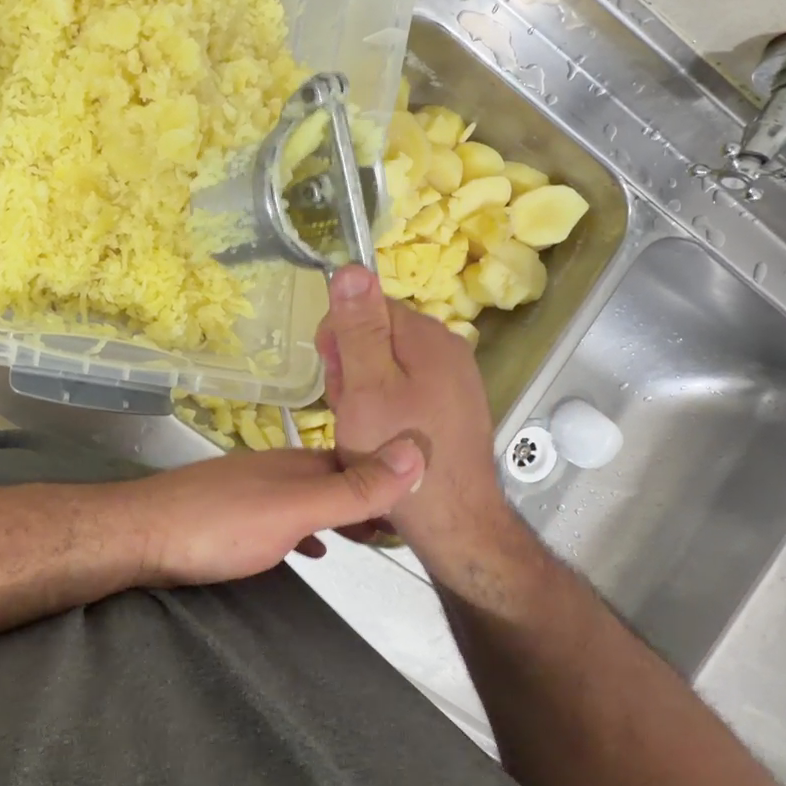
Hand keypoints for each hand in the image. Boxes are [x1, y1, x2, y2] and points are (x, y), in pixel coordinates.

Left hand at [124, 441, 422, 586]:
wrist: (138, 537)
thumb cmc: (218, 526)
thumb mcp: (295, 509)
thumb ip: (353, 488)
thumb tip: (418, 449)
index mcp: (294, 463)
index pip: (358, 461)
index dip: (394, 479)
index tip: (427, 505)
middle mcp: (272, 469)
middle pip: (333, 478)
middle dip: (368, 499)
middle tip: (400, 532)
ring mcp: (245, 492)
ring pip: (305, 498)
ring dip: (338, 513)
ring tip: (366, 538)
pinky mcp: (224, 517)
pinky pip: (278, 518)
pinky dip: (303, 530)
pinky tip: (309, 550)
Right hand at [318, 265, 510, 551]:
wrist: (450, 518)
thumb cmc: (399, 449)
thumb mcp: (366, 386)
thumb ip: (357, 328)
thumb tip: (350, 267)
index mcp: (428, 337)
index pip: (366, 304)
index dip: (338, 337)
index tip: (333, 374)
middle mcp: (446, 349)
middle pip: (375, 334)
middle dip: (349, 367)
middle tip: (348, 408)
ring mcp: (451, 379)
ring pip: (384, 364)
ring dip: (361, 391)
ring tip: (361, 426)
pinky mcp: (449, 405)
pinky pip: (401, 389)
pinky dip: (381, 407)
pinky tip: (378, 434)